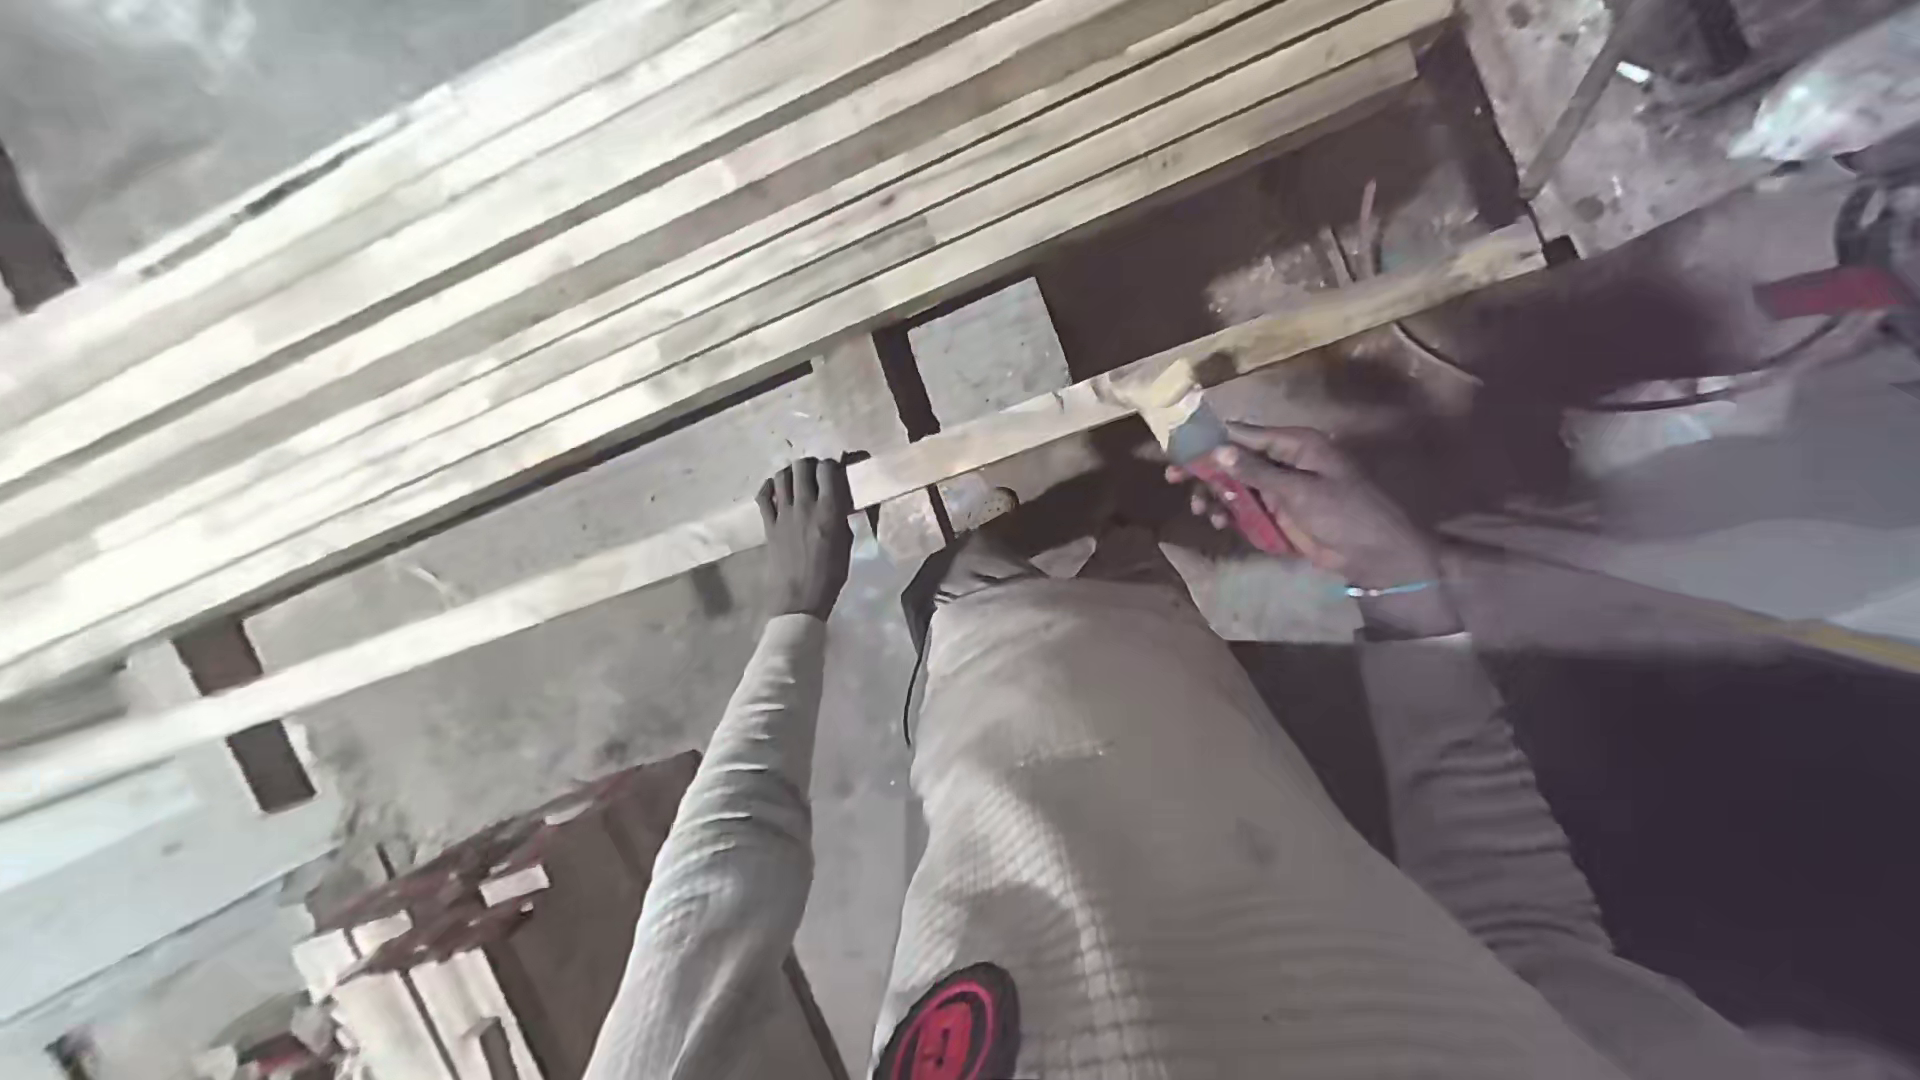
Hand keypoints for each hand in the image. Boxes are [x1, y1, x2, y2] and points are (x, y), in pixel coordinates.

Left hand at [757, 457, 852, 619]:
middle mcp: (804, 506)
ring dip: (791, 473)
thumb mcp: (847, 545)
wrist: (799, 599)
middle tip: (816, 473)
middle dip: (811, 465)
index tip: (835, 472)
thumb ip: (842, 519)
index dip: (832, 465)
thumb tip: (842, 503)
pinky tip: (776, 489)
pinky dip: (769, 487)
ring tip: (797, 480)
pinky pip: (763, 496)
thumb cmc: (830, 575)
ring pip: (782, 476)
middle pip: (802, 466)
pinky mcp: (768, 524)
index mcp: (829, 511)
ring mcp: (783, 514)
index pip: (828, 470)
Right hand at [1166, 424, 1461, 636]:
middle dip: (1203, 470)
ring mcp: (1277, 488)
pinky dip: (1226, 513)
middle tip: (1172, 479)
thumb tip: (1218, 452)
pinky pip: (1241, 507)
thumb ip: (1257, 472)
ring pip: (1232, 485)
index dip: (1208, 441)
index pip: (1242, 435)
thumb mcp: (1300, 491)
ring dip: (1212, 495)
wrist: (1375, 555)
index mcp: (1294, 445)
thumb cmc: (1346, 514)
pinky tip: (1218, 523)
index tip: (1177, 448)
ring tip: (1200, 510)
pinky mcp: (1275, 512)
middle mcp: (1282, 461)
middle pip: (1231, 459)